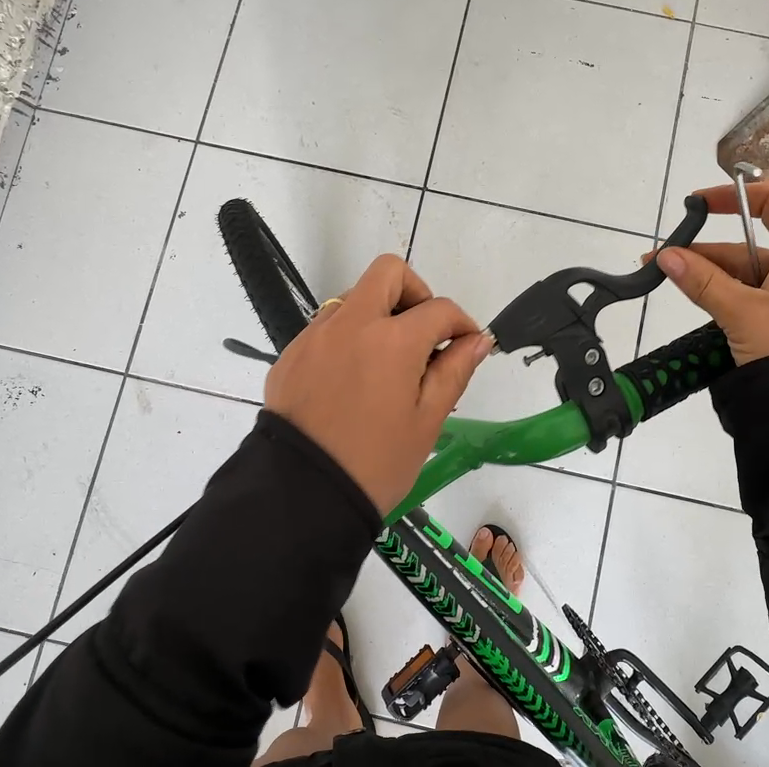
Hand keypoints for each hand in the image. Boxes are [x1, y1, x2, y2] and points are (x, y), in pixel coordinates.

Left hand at [264, 254, 493, 514]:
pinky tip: (353, 381)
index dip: (462, 324)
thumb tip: (478, 339)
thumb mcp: (427, 420)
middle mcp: (351, 324)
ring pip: (354, 297)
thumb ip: (455, 370)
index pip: (440, 308)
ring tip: (387, 364)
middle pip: (389, 273)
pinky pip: (326, 328)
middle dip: (416, 293)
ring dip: (378, 314)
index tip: (467, 347)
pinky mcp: (291, 355)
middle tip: (424, 334)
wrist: (301, 496)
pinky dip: (348, 339)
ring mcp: (315, 336)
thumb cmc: (376, 463)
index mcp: (392, 339)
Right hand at [654, 180, 768, 364]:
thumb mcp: (742, 313)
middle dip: (706, 250)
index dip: (733, 195)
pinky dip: (729, 294)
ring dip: (712, 275)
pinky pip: (759, 293)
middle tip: (662, 259)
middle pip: (751, 241)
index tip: (696, 204)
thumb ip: (701, 281)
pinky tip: (699, 300)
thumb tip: (664, 255)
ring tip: (670, 280)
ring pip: (750, 271)